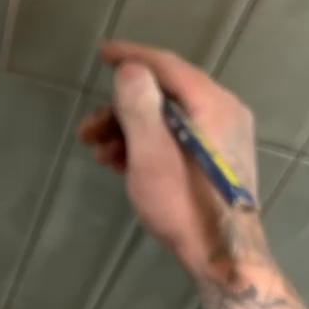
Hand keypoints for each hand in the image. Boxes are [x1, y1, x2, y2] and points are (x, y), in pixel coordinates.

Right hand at [77, 41, 270, 288]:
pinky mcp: (215, 159)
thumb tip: (130, 70)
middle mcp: (222, 112)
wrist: (221, 254)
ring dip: (127, 131)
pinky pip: (174, 138)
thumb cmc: (183, 203)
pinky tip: (120, 164)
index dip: (131, 58)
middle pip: (163, 96)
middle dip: (120, 109)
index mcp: (211, 104)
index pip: (166, 66)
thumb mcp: (151, 154)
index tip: (102, 54)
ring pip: (166, 120)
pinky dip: (145, 145)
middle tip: (86, 132)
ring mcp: (220, 137)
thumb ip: (139, 106)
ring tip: (98, 154)